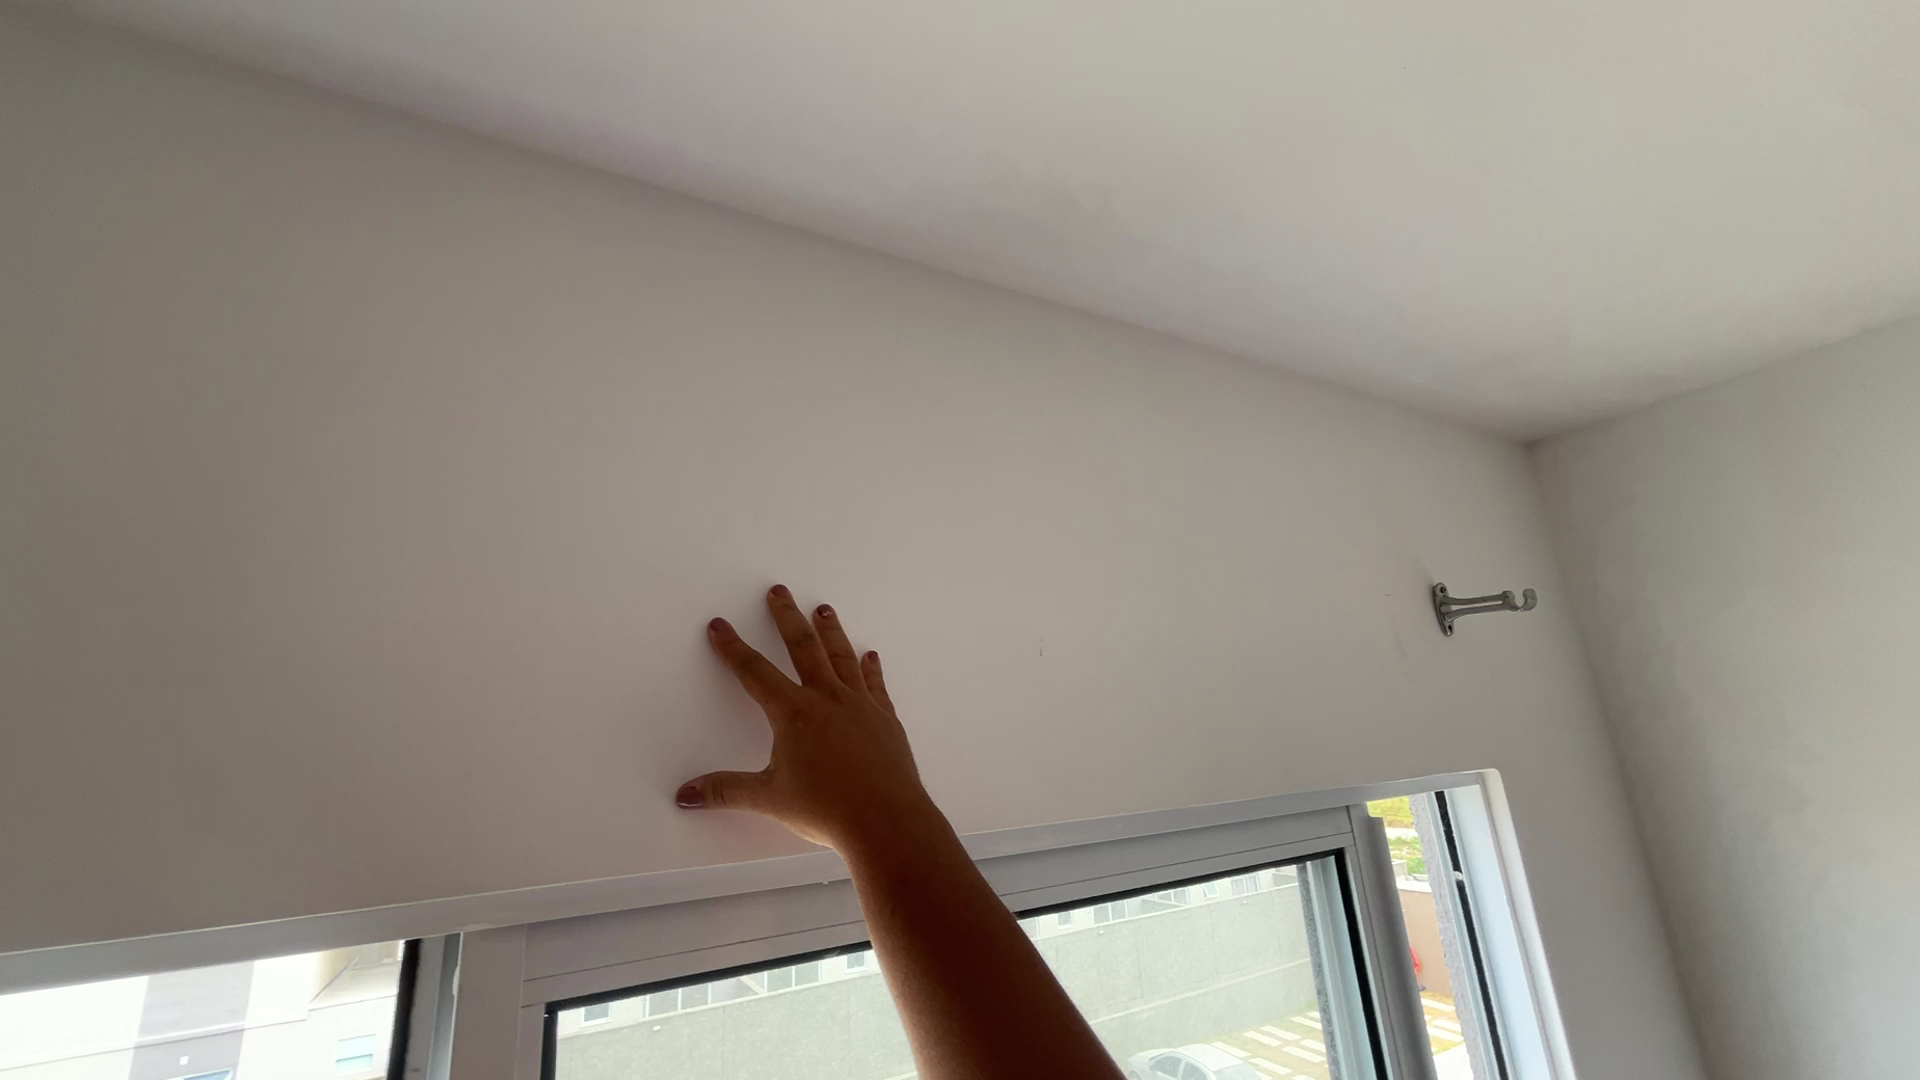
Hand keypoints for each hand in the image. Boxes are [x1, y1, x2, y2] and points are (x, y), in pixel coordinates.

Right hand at [678, 585, 944, 854]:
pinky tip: (870, 654)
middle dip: (786, 618)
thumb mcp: (769, 799)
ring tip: (823, 608)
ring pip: (841, 656)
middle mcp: (827, 698)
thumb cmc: (826, 809)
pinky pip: (875, 683)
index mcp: (794, 713)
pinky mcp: (885, 717)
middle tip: (779, 591)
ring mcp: (860, 704)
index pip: (755, 673)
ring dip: (830, 631)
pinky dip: (870, 667)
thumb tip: (685, 795)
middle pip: (803, 648)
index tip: (721, 625)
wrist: (886, 818)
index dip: (733, 648)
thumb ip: (726, 791)